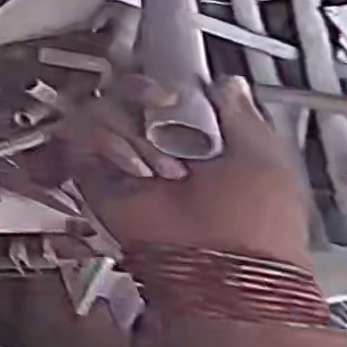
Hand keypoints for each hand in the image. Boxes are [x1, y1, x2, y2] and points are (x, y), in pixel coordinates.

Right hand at [56, 75, 312, 264]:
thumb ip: (243, 116)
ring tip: (160, 167)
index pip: (162, 91)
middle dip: (140, 95)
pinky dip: (108, 145)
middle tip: (159, 108)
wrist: (215, 261)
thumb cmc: (253, 224)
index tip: (172, 93)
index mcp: (196, 137)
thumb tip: (228, 85)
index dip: (161, 84)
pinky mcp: (92, 169)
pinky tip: (136, 169)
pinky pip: (80, 134)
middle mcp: (153, 143)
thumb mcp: (265, 161)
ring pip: (101, 109)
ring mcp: (121, 156)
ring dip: (132, 134)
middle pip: (123, 92)